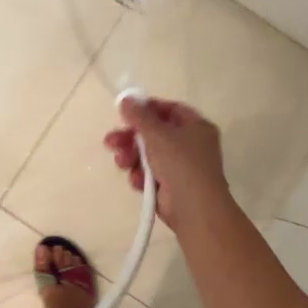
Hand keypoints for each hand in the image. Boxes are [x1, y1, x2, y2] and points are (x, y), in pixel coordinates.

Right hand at [103, 96, 228, 231]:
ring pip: (148, 155)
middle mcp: (190, 145)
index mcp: (196, 127)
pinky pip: (150, 174)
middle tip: (112, 142)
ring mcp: (180, 167)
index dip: (147, 109)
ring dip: (132, 158)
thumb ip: (140, 116)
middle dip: (131, 138)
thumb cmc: (181, 163)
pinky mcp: (170, 186)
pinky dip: (141, 176)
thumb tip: (126, 99)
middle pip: (154, 134)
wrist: (194, 208)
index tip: (126, 112)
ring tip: (122, 163)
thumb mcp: (158, 134)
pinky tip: (136, 181)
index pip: (170, 110)